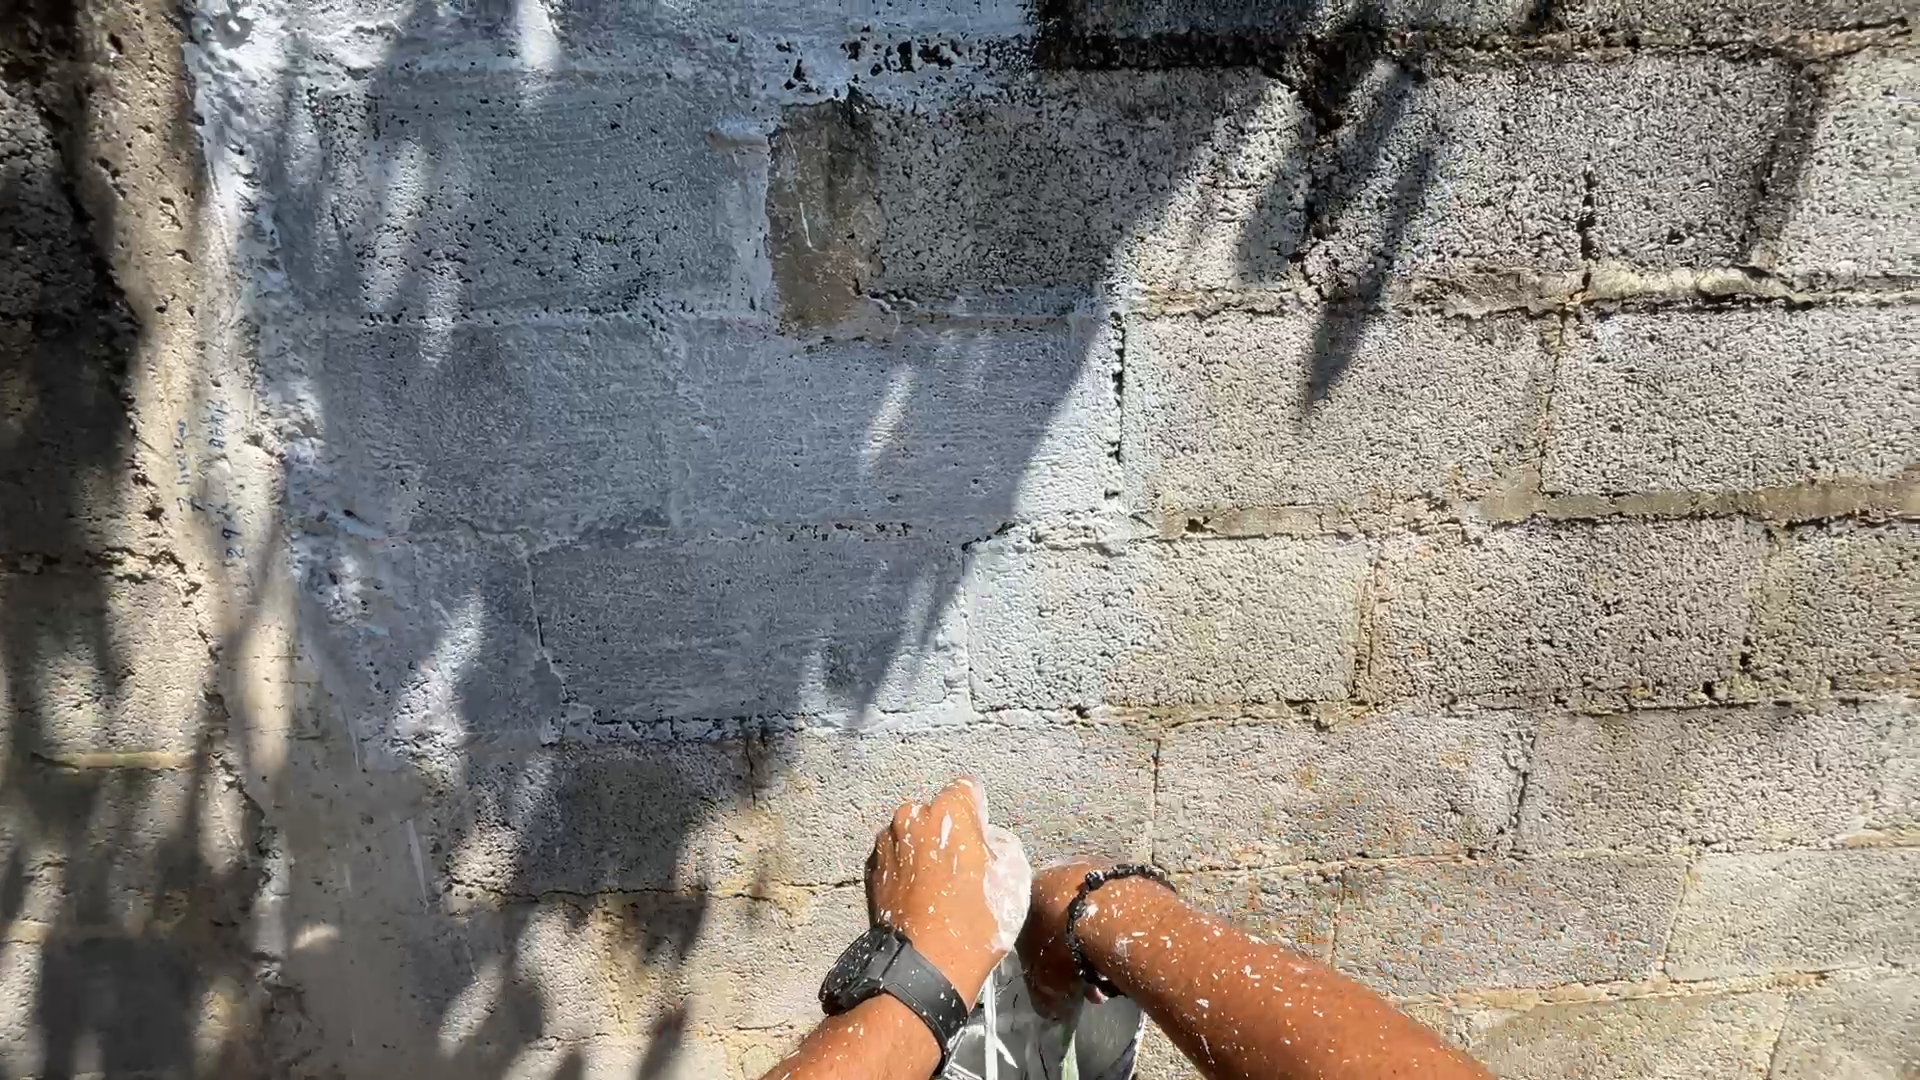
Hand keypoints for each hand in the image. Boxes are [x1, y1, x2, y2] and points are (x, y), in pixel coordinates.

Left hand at [866, 777, 1016, 1004]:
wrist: (925, 968)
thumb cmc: (975, 921)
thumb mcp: (1013, 878)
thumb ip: (1003, 842)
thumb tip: (989, 838)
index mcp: (948, 810)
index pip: (968, 789)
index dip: (979, 811)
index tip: (983, 834)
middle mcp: (912, 816)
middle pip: (936, 811)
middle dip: (948, 830)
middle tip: (962, 865)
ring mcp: (888, 842)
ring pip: (913, 834)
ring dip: (924, 848)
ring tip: (938, 885)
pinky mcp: (872, 868)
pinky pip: (896, 857)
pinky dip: (907, 868)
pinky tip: (920, 896)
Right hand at [1016, 857, 1115, 1021]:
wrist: (1106, 912)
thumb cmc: (1063, 945)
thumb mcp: (1044, 982)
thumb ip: (1043, 994)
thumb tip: (1050, 1006)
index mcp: (1029, 895)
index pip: (1032, 932)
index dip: (1047, 964)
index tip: (1064, 986)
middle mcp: (1054, 876)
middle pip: (1063, 927)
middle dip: (1076, 962)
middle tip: (1092, 988)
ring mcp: (1086, 871)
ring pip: (1088, 921)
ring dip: (1097, 952)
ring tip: (1111, 979)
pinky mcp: (1115, 873)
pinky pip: (1111, 912)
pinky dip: (1115, 935)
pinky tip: (1124, 958)